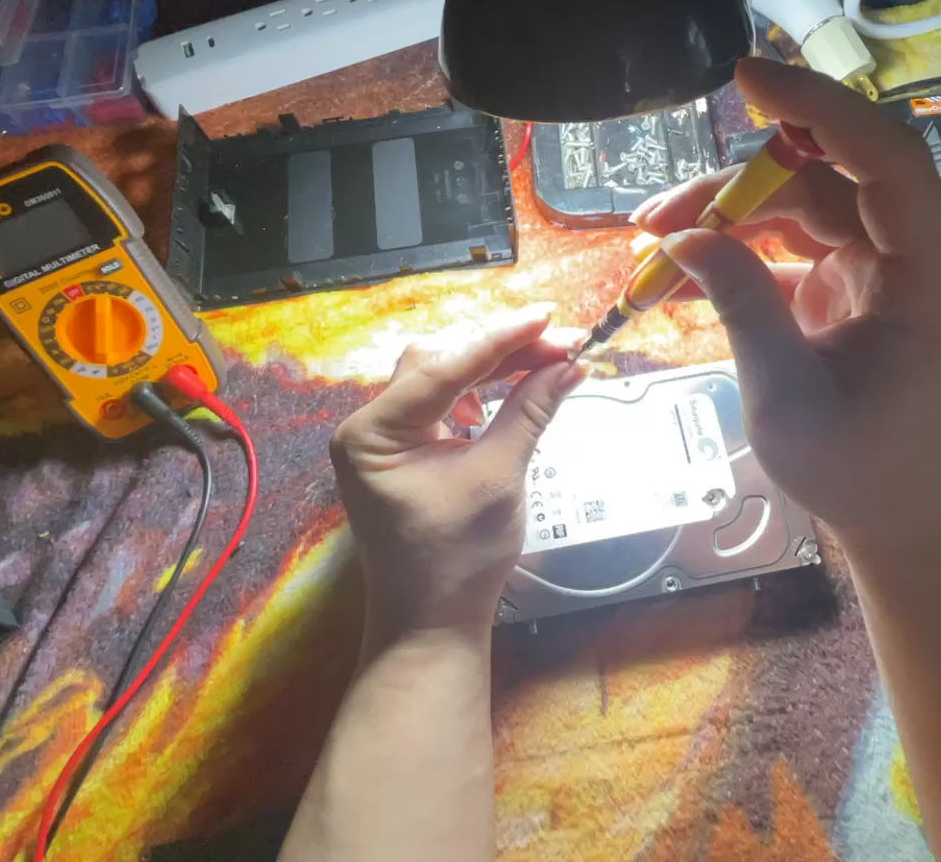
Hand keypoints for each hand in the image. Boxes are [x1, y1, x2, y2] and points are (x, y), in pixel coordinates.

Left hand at [330, 306, 587, 635]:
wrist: (431, 622)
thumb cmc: (458, 560)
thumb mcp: (499, 477)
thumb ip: (530, 412)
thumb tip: (571, 363)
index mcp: (374, 431)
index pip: (443, 365)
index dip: (500, 337)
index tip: (547, 317)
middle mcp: (369, 423)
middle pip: (438, 360)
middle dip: (501, 348)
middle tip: (559, 341)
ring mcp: (384, 435)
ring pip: (441, 373)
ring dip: (493, 364)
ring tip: (544, 359)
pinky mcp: (404, 446)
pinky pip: (441, 399)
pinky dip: (478, 388)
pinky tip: (507, 392)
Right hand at [634, 58, 940, 541]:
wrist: (900, 519)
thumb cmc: (858, 470)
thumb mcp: (786, 393)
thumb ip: (741, 303)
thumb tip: (685, 237)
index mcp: (925, 274)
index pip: (882, 157)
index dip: (818, 106)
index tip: (746, 78)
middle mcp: (908, 255)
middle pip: (822, 180)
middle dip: (733, 187)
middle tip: (654, 217)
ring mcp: (877, 270)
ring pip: (797, 210)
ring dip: (725, 221)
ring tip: (653, 248)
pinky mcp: (849, 288)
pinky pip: (789, 249)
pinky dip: (738, 254)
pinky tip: (683, 274)